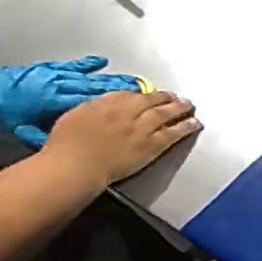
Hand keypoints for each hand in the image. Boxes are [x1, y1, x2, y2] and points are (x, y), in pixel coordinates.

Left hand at [0, 48, 140, 135]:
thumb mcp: (22, 130)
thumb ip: (49, 134)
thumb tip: (69, 140)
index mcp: (55, 102)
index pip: (97, 104)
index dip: (123, 108)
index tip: (145, 112)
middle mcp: (59, 86)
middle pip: (101, 89)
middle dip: (130, 93)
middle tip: (155, 96)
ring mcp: (53, 75)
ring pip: (91, 78)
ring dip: (117, 81)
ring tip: (140, 83)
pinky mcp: (45, 69)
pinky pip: (71, 65)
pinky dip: (87, 64)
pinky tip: (102, 62)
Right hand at [39, 89, 201, 183]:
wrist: (76, 166)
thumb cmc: (66, 146)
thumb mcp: (74, 117)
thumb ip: (95, 108)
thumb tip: (109, 104)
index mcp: (101, 105)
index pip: (126, 94)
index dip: (141, 94)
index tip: (148, 94)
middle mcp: (123, 113)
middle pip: (149, 100)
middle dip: (164, 97)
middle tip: (175, 96)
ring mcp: (140, 128)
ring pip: (165, 113)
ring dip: (180, 108)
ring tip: (189, 105)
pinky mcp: (151, 144)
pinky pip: (173, 133)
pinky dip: (186, 126)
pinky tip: (195, 123)